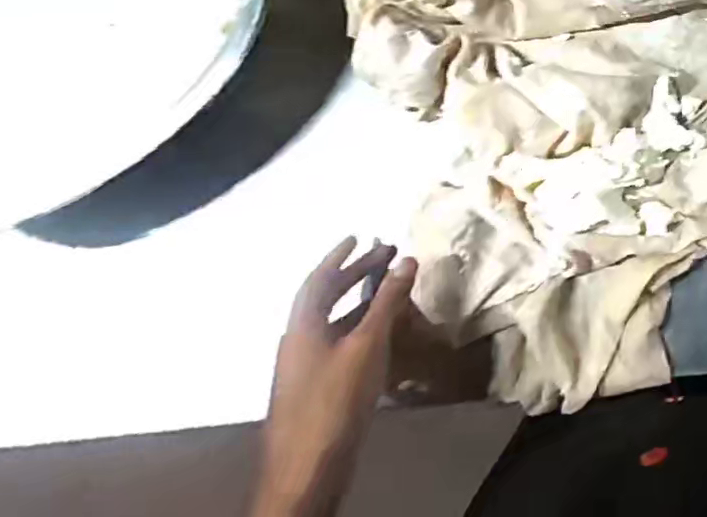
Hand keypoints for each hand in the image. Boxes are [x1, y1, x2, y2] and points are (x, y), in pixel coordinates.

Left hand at [253, 237, 416, 516]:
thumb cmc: (335, 399)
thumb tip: (407, 259)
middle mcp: (298, 343)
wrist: (307, 469)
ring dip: (360, 299)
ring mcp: (304, 368)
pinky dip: (360, 325)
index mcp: (302, 328)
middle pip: (324, 298)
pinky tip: (383, 331)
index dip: (338, 257)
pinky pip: (338, 341)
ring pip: (333, 321)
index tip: (358, 236)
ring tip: (390, 287)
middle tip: (385, 255)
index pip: (317, 281)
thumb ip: (387, 301)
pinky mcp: (316, 388)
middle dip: (355, 274)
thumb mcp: (367, 344)